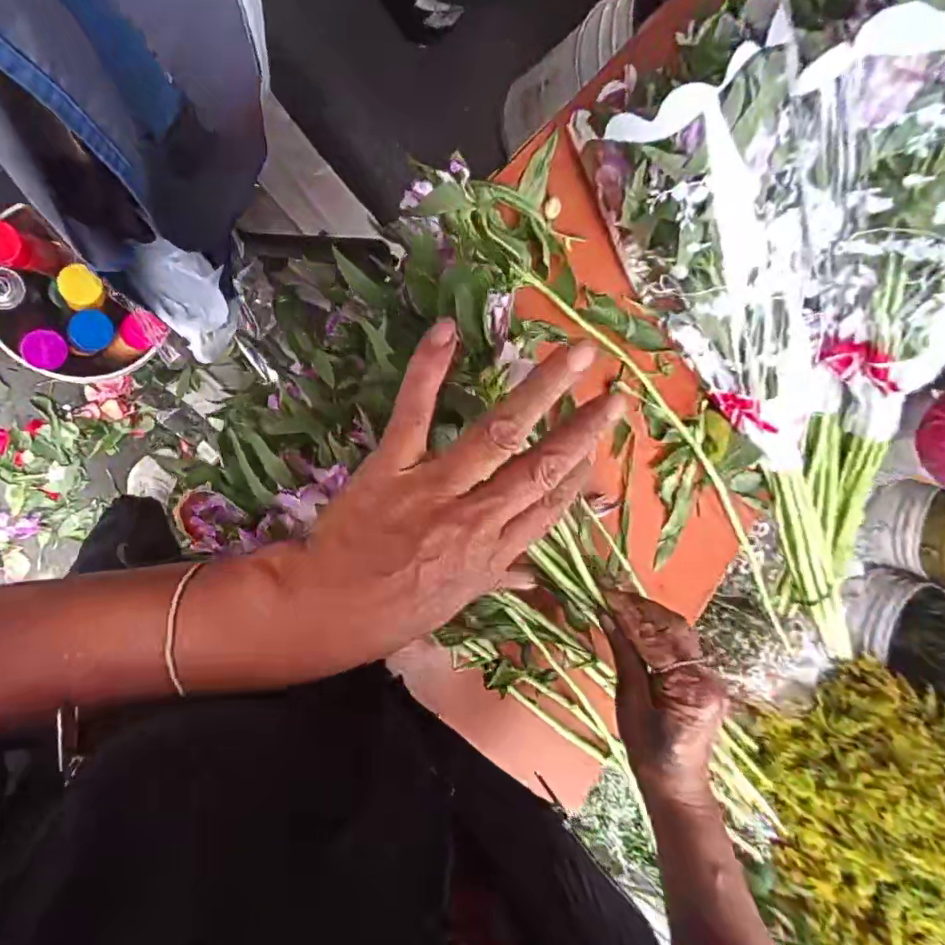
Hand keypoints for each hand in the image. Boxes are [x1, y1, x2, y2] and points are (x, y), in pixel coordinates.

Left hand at [257, 318, 628, 676]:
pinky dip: (428, 370)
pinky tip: (446, 332)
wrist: (328, 610)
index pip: (551, 506)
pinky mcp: (391, 466)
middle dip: (583, 427)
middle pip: (541, 466)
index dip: (580, 471)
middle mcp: (475, 519)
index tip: (602, 443)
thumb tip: (529, 576)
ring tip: (576, 354)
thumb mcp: (452, 604)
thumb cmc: (389, 611)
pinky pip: (415, 412)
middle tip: (616, 391)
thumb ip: (494, 579)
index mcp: (492, 554)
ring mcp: (433, 488)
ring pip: (499, 433)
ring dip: (542, 389)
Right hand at [602, 590, 728, 807]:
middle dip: (642, 607)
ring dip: (649, 615)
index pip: (657, 637)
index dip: (629, 613)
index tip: (606, 594)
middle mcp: (707, 677)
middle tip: (611, 592)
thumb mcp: (629, 701)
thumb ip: (624, 656)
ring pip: (680, 633)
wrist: (676, 782)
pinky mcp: (703, 679)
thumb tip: (608, 618)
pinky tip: (637, 622)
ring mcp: (709, 677)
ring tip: (620, 601)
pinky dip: (657, 630)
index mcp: (691, 686)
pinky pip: (680, 646)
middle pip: (675, 628)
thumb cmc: (648, 748)